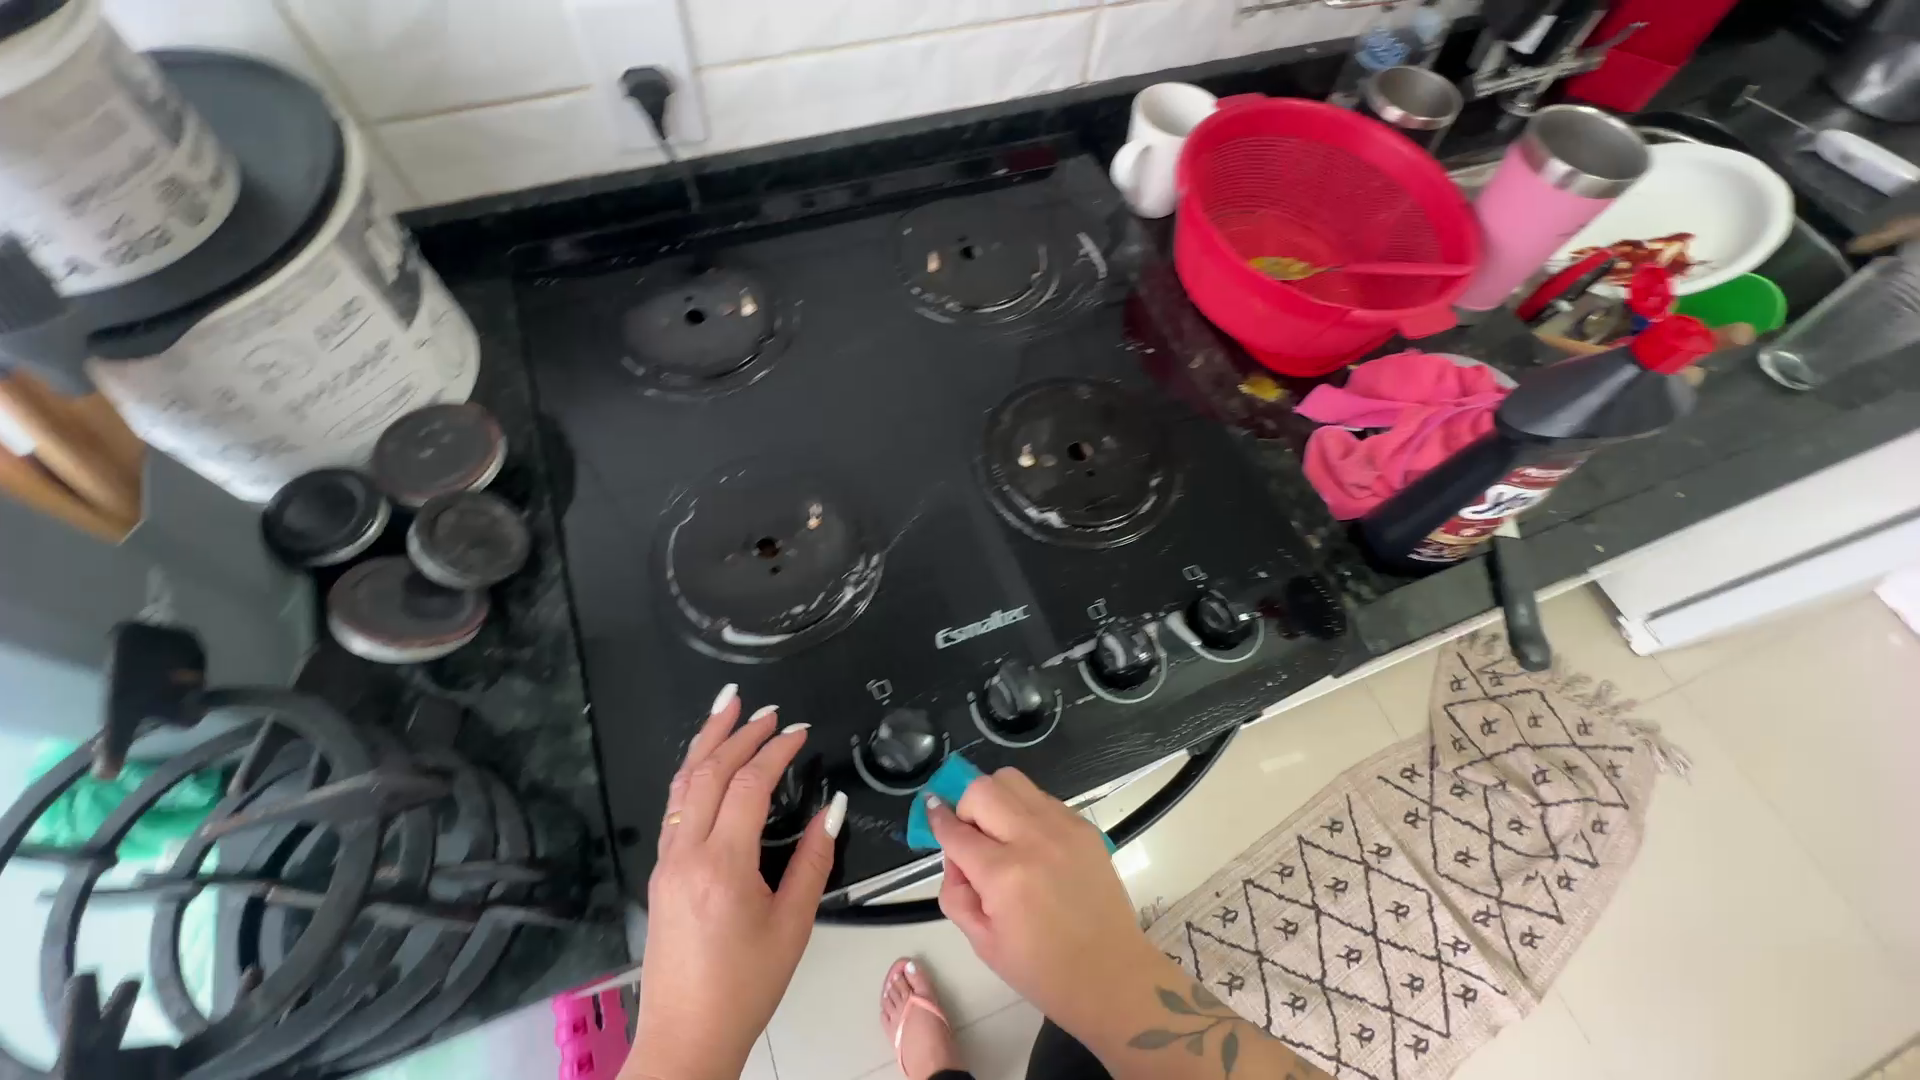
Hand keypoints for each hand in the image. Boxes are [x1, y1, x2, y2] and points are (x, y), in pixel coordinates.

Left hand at [625, 685, 846, 1079]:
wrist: (686, 1037)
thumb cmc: (746, 986)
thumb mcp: (793, 924)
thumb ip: (813, 860)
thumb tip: (832, 809)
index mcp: (721, 866)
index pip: (748, 786)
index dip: (774, 751)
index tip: (799, 732)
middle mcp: (685, 855)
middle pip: (707, 773)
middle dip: (737, 732)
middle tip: (765, 708)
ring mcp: (666, 863)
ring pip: (681, 785)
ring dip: (705, 742)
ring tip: (726, 708)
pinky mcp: (659, 873)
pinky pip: (674, 807)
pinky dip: (693, 772)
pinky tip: (706, 763)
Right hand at [925, 768, 1159, 1033]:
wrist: (1111, 974)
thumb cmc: (1043, 970)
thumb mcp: (982, 943)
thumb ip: (956, 893)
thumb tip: (954, 855)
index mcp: (1004, 875)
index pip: (957, 831)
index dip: (937, 819)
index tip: (931, 809)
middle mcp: (1033, 839)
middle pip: (983, 789)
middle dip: (966, 806)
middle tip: (972, 836)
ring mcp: (1063, 827)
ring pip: (1013, 780)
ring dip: (996, 800)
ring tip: (1001, 835)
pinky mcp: (1084, 826)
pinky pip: (1041, 798)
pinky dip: (1025, 811)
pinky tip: (1031, 844)